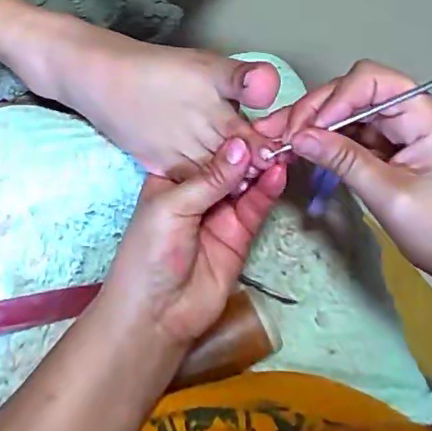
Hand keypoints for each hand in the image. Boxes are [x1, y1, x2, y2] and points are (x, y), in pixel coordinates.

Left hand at [98, 137, 287, 345]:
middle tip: (275, 130)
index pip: (201, 147)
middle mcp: (198, 190)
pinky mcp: (239, 233)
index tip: (251, 116)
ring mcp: (220, 211)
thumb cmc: (149, 252)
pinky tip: (278, 173)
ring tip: (281, 148)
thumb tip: (241, 145)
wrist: (156, 314)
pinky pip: (255, 207)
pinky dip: (267, 190)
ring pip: (245, 182)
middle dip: (249, 148)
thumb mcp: (173, 206)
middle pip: (228, 163)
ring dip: (262, 166)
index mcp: (172, 176)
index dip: (224, 132)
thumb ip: (210, 178)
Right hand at [256, 61, 431, 289]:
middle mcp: (412, 113)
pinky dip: (326, 141)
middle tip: (282, 134)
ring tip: (282, 141)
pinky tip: (302, 150)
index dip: (336, 97)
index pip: (373, 80)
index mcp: (426, 115)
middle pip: (355, 91)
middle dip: (317, 109)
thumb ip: (344, 161)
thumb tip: (297, 136)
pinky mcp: (390, 148)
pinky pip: (352, 134)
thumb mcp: (391, 197)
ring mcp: (400, 130)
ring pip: (348, 112)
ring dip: (315, 124)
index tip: (307, 129)